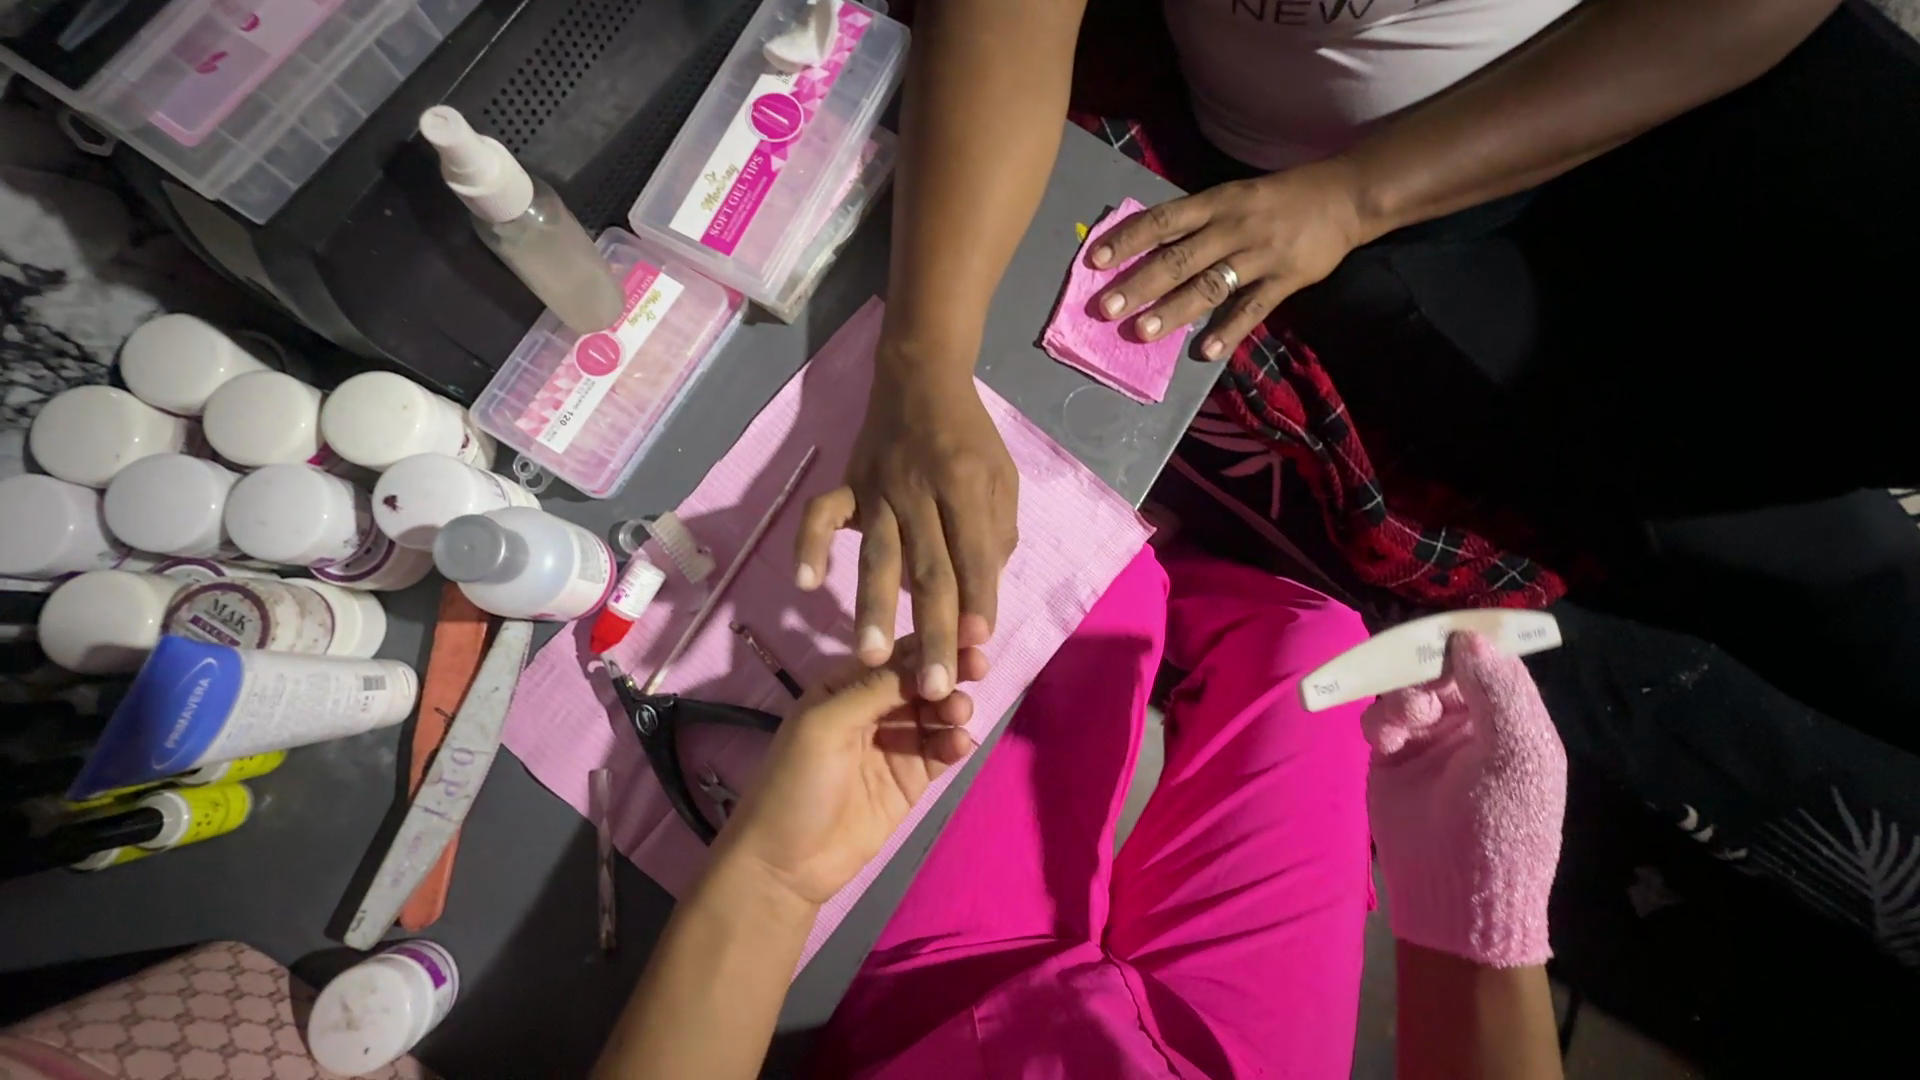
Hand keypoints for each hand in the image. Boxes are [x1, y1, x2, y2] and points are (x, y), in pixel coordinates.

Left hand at [720, 639, 985, 905]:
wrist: (787, 865)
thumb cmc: (795, 783)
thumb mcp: (825, 725)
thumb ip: (874, 689)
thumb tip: (926, 656)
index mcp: (846, 686)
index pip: (895, 654)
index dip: (930, 642)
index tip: (968, 634)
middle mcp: (874, 708)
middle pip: (922, 679)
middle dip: (950, 671)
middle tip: (978, 668)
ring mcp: (896, 743)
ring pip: (936, 713)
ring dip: (953, 707)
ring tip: (959, 715)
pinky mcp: (912, 778)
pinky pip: (941, 751)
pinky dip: (955, 743)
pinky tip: (960, 745)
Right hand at [794, 352, 1018, 700]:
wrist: (922, 381)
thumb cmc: (970, 438)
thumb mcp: (1002, 478)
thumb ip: (996, 534)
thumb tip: (981, 595)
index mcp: (967, 486)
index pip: (973, 553)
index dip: (979, 599)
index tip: (979, 647)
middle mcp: (921, 491)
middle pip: (929, 568)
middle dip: (934, 629)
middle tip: (934, 686)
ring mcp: (878, 488)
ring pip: (877, 555)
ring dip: (873, 607)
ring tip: (871, 658)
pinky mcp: (847, 484)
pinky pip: (821, 515)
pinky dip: (809, 544)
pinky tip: (804, 582)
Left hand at [1089, 159, 1367, 360]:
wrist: (1347, 194)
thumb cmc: (1275, 200)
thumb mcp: (1231, 198)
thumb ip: (1191, 223)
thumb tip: (1141, 250)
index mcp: (1216, 203)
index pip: (1163, 221)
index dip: (1128, 240)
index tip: (1094, 261)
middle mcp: (1233, 227)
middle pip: (1179, 257)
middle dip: (1139, 284)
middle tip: (1106, 308)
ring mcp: (1260, 255)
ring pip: (1211, 284)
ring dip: (1175, 309)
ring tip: (1143, 331)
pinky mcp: (1286, 280)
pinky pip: (1253, 310)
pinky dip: (1230, 332)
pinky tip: (1206, 352)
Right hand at [1362, 633, 1566, 967]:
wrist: (1455, 886)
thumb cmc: (1502, 823)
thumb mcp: (1518, 754)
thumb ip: (1498, 691)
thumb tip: (1467, 637)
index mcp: (1512, 720)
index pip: (1487, 663)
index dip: (1465, 644)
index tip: (1442, 635)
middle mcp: (1471, 723)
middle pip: (1438, 669)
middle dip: (1424, 671)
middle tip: (1421, 687)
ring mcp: (1428, 739)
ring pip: (1403, 689)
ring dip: (1401, 697)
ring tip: (1407, 721)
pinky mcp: (1390, 755)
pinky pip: (1377, 718)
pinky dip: (1379, 723)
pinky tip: (1386, 744)